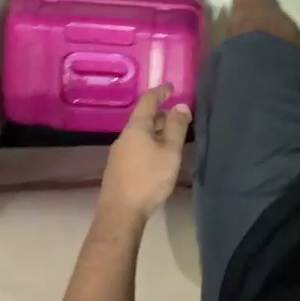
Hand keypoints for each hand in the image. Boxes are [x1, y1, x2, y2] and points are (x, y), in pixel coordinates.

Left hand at [98, 85, 190, 225]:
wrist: (120, 212)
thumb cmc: (148, 179)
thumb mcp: (169, 152)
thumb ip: (176, 128)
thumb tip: (181, 106)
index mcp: (136, 128)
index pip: (148, 101)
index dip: (160, 92)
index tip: (171, 87)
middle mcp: (124, 136)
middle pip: (143, 118)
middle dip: (160, 114)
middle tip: (178, 117)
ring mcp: (118, 153)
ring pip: (139, 134)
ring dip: (155, 131)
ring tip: (171, 137)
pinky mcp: (118, 168)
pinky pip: (136, 146)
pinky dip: (148, 143)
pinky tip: (157, 157)